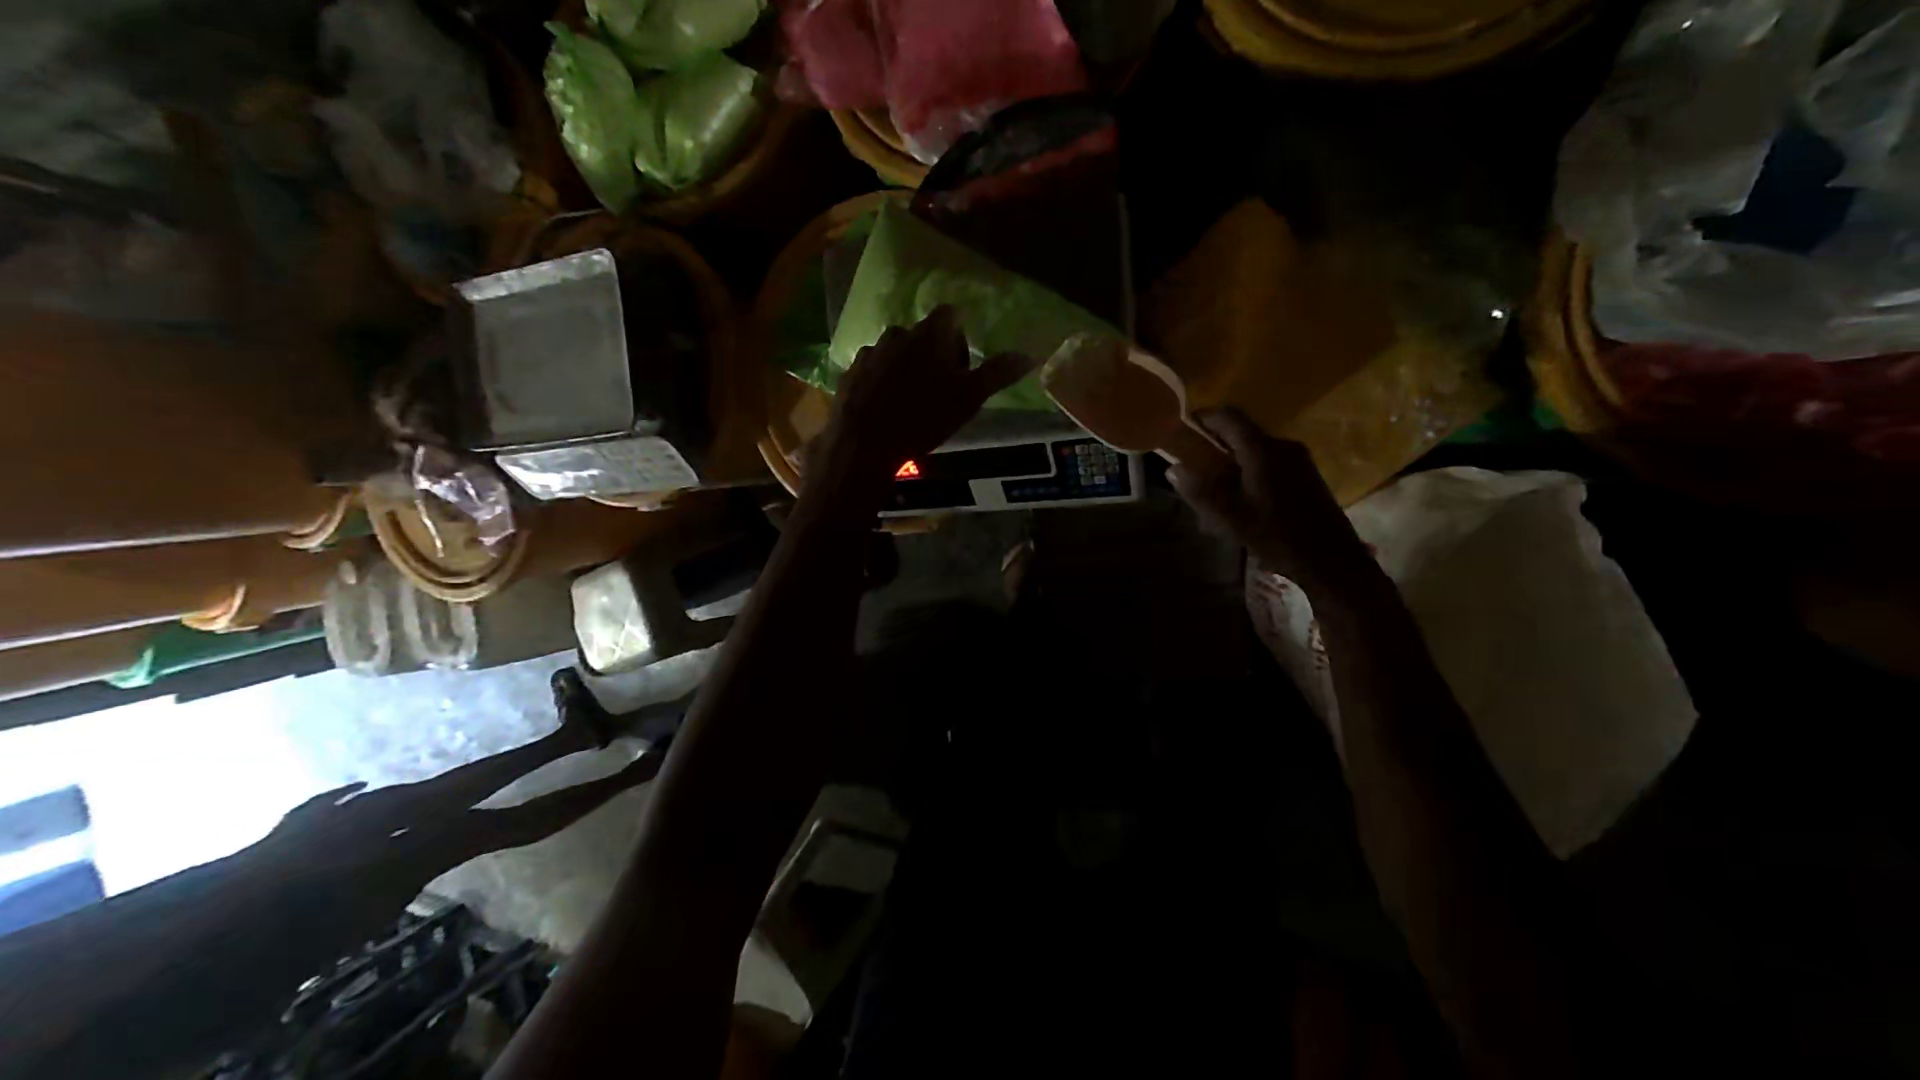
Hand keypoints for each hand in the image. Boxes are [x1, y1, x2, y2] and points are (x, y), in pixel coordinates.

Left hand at [812, 306, 1034, 490]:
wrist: (864, 444)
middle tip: (939, 392)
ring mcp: (870, 351)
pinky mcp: (850, 372)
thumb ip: (998, 373)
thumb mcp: (969, 398)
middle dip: (932, 356)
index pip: (951, 316)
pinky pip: (873, 370)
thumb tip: (1029, 355)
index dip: (959, 339)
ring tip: (910, 404)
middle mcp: (898, 332)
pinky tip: (886, 410)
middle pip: (922, 335)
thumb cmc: (924, 418)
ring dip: (905, 369)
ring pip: (896, 352)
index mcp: (930, 333)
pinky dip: (881, 382)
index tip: (961, 370)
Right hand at [1166, 409, 1375, 594]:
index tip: (1184, 426)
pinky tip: (1243, 499)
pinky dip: (1250, 470)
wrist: (1331, 559)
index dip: (1205, 417)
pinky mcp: (1306, 474)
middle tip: (1194, 465)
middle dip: (1215, 444)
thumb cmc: (1278, 536)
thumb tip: (1173, 469)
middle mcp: (1282, 446)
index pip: (1229, 417)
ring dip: (1233, 460)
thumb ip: (1199, 491)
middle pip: (1242, 433)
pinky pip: (1270, 461)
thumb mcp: (1230, 517)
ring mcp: (1298, 459)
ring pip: (1256, 449)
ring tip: (1216, 488)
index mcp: (1262, 451)